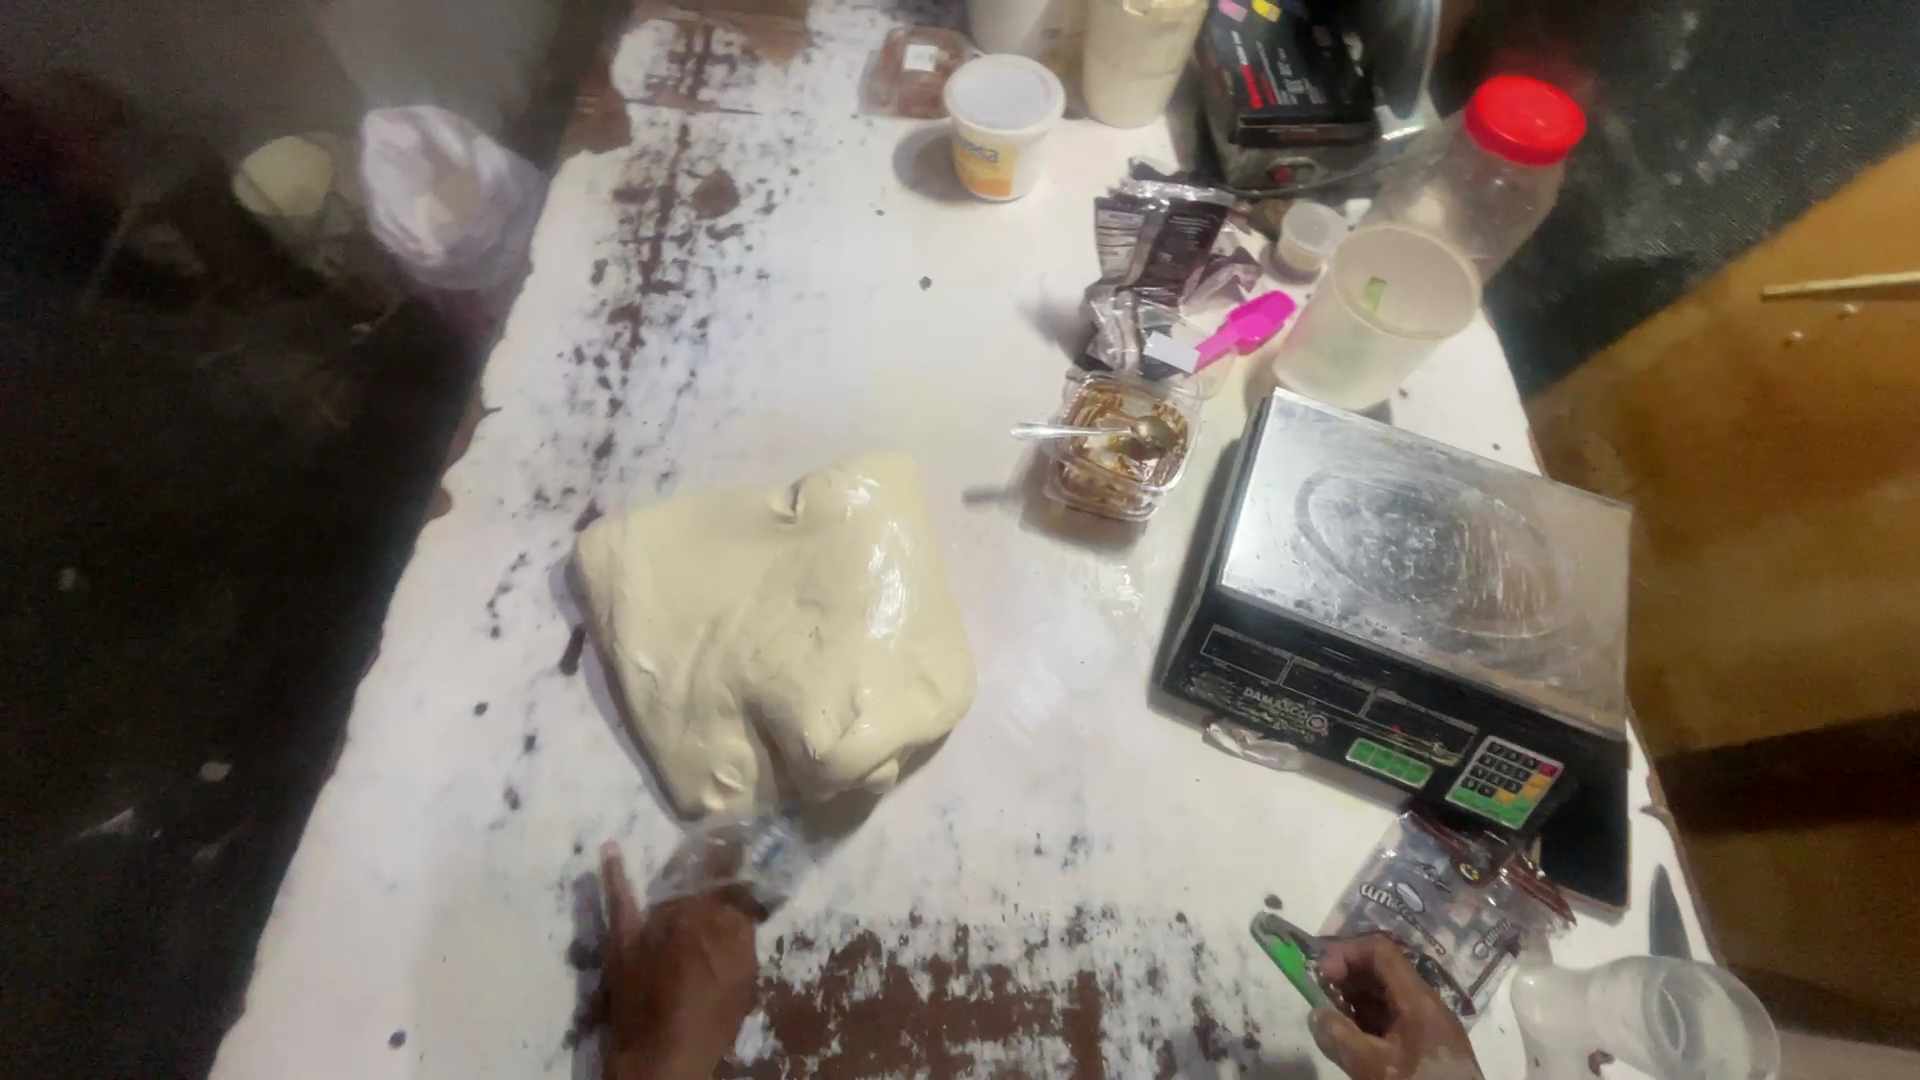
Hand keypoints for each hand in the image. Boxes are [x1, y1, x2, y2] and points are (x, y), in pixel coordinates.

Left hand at [600, 843, 760, 1079]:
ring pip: (671, 887)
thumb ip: (744, 931)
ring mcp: (656, 922)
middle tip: (727, 849)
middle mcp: (692, 911)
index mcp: (726, 918)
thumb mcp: (745, 973)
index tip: (751, 852)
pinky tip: (609, 849)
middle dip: (717, 864)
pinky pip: (619, 900)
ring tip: (691, 849)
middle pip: (704, 880)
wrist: (663, 1056)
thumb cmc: (713, 1019)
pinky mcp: (626, 937)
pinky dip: (614, 874)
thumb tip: (748, 900)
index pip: (738, 881)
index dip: (744, 866)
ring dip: (682, 869)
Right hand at [1309, 934, 1482, 1079]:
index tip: (1322, 976)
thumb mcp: (1373, 1068)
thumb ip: (1338, 1036)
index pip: (1380, 950)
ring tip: (1335, 1022)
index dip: (1346, 953)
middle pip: (1381, 970)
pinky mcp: (1430, 1048)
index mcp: (1419, 1001)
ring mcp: (1431, 1028)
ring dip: (1355, 1000)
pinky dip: (1368, 1021)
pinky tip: (1355, 1041)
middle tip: (1321, 998)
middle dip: (1346, 977)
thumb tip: (1316, 1013)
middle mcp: (1427, 1006)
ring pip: (1386, 995)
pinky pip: (1393, 1019)